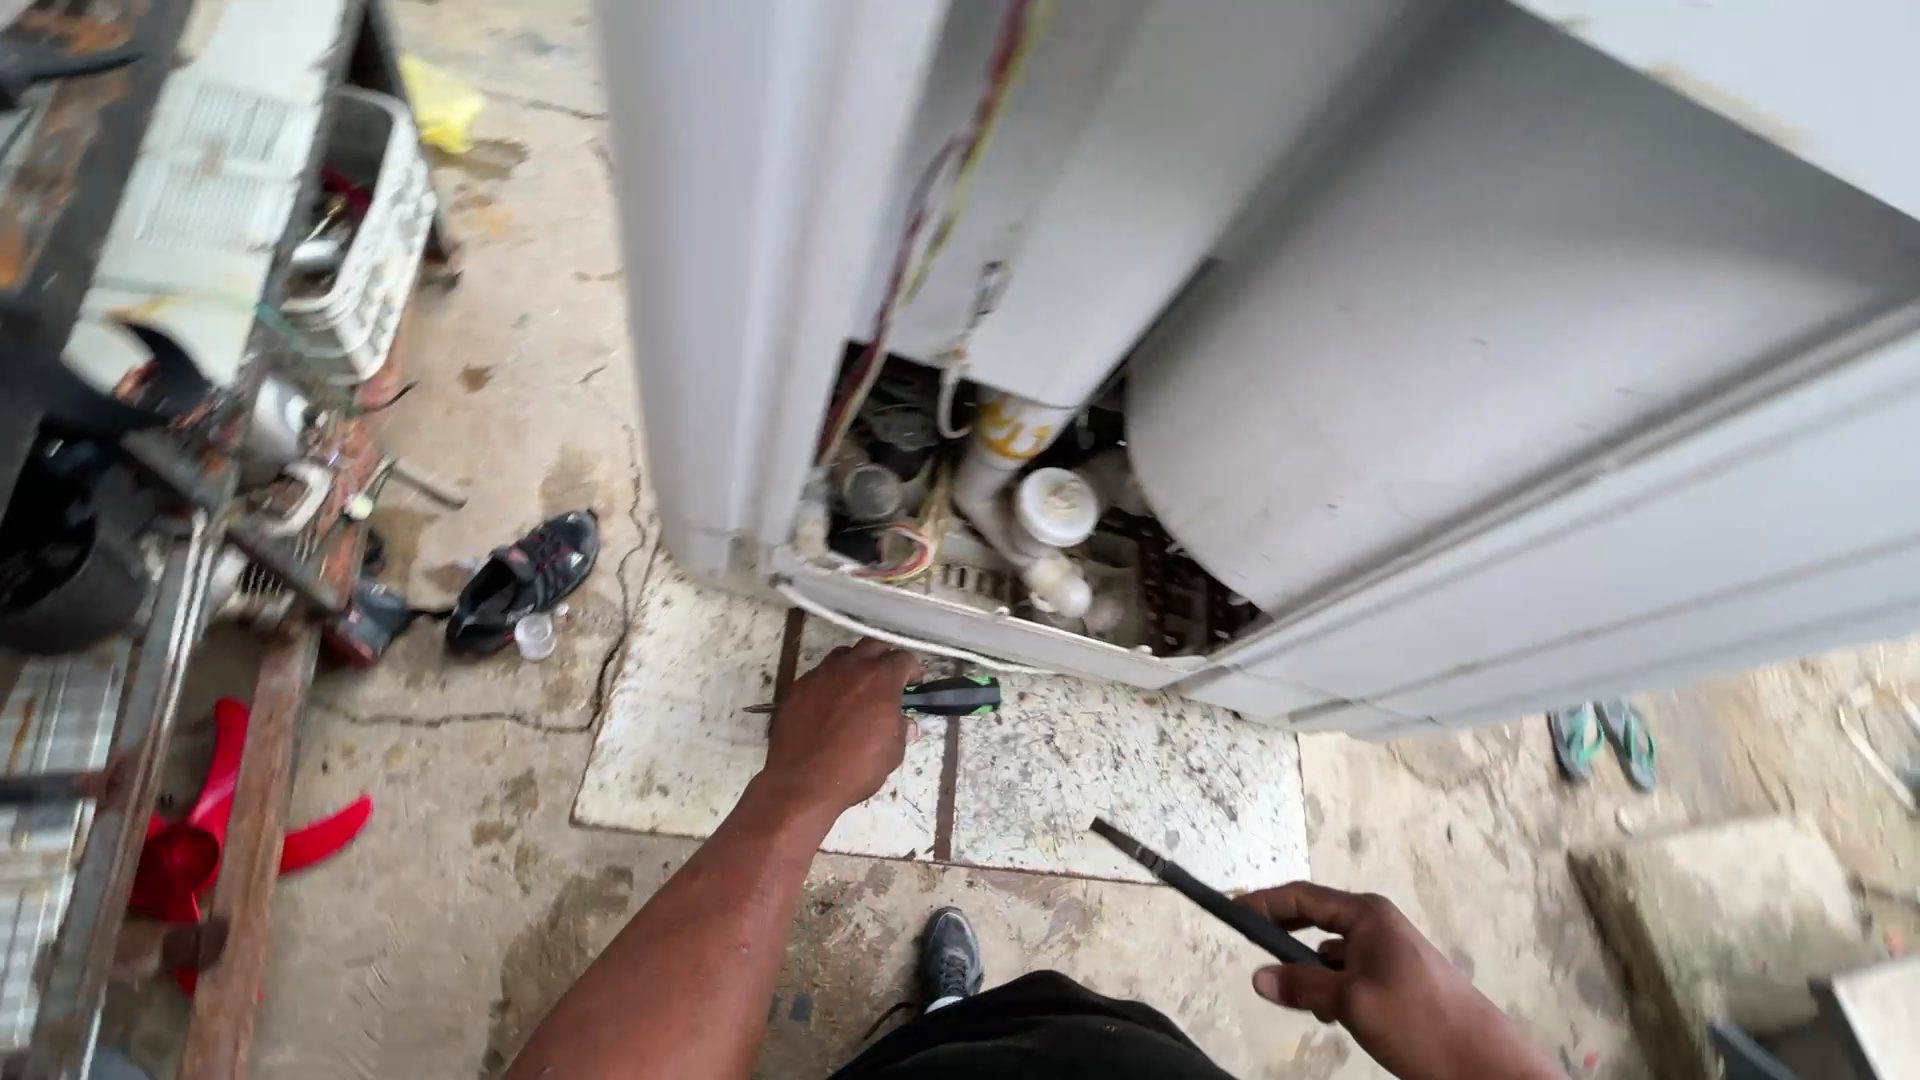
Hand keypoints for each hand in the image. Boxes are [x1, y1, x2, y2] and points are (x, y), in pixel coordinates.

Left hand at [758, 639, 920, 816]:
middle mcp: (851, 668)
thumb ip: (900, 729)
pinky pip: (820, 674)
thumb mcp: (892, 753)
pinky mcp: (798, 687)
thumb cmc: (855, 769)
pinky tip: (829, 705)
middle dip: (884, 658)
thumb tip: (905, 722)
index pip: (903, 657)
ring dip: (855, 665)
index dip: (911, 670)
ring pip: (843, 655)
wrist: (802, 782)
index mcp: (880, 679)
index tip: (911, 685)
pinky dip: (830, 682)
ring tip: (856, 689)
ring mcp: (821, 674)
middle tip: (886, 681)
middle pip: (873, 645)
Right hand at [1239, 883, 1561, 1079]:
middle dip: (1283, 933)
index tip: (1232, 911)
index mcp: (1366, 914)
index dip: (1264, 902)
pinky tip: (1332, 1015)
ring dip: (1309, 969)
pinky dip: (1331, 986)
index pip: (1301, 896)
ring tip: (1302, 1001)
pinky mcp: (1398, 979)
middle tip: (1253, 947)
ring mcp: (1389, 951)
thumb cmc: (1419, 1023)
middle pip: (1314, 917)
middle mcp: (1376, 923)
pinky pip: (1348, 971)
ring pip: (1331, 950)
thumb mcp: (1352, 1003)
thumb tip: (1258, 977)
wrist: (1491, 1070)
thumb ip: (1302, 986)